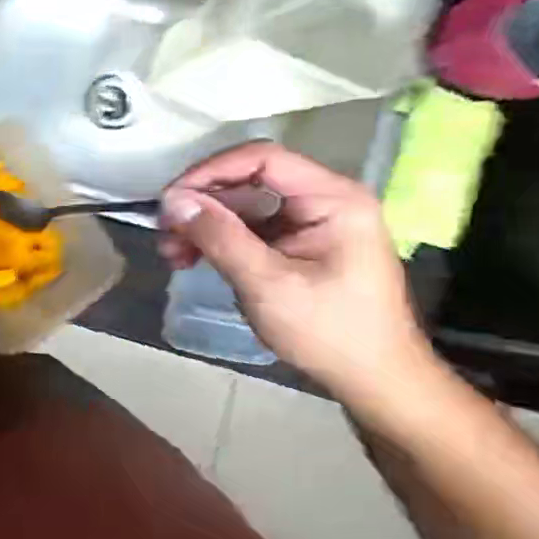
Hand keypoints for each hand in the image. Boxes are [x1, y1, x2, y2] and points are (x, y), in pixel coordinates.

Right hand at [159, 141, 431, 397]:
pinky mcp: (298, 244)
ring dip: (203, 225)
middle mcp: (324, 200)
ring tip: (172, 254)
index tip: (171, 200)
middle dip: (201, 205)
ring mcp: (311, 222)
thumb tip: (172, 200)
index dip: (210, 172)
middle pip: (248, 181)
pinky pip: (250, 229)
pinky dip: (218, 241)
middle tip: (164, 234)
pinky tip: (192, 260)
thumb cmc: (329, 331)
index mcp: (332, 198)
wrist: (373, 379)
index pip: (262, 158)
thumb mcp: (267, 283)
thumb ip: (220, 237)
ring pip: (243, 206)